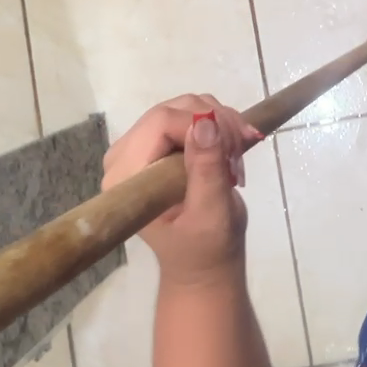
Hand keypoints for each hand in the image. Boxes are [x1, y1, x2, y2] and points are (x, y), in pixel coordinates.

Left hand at [102, 95, 263, 289]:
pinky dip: (222, 126)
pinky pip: (197, 112)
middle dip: (217, 123)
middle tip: (239, 154)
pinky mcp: (165, 141)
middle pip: (176, 108)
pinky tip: (233, 152)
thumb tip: (206, 123)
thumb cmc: (205, 247)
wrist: (205, 261)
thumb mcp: (211, 212)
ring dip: (223, 126)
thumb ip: (206, 168)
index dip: (201, 124)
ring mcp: (145, 146)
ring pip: (190, 105)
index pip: (162, 121)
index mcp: (127, 175)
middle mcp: (127, 155)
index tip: (232, 150)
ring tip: (236, 160)